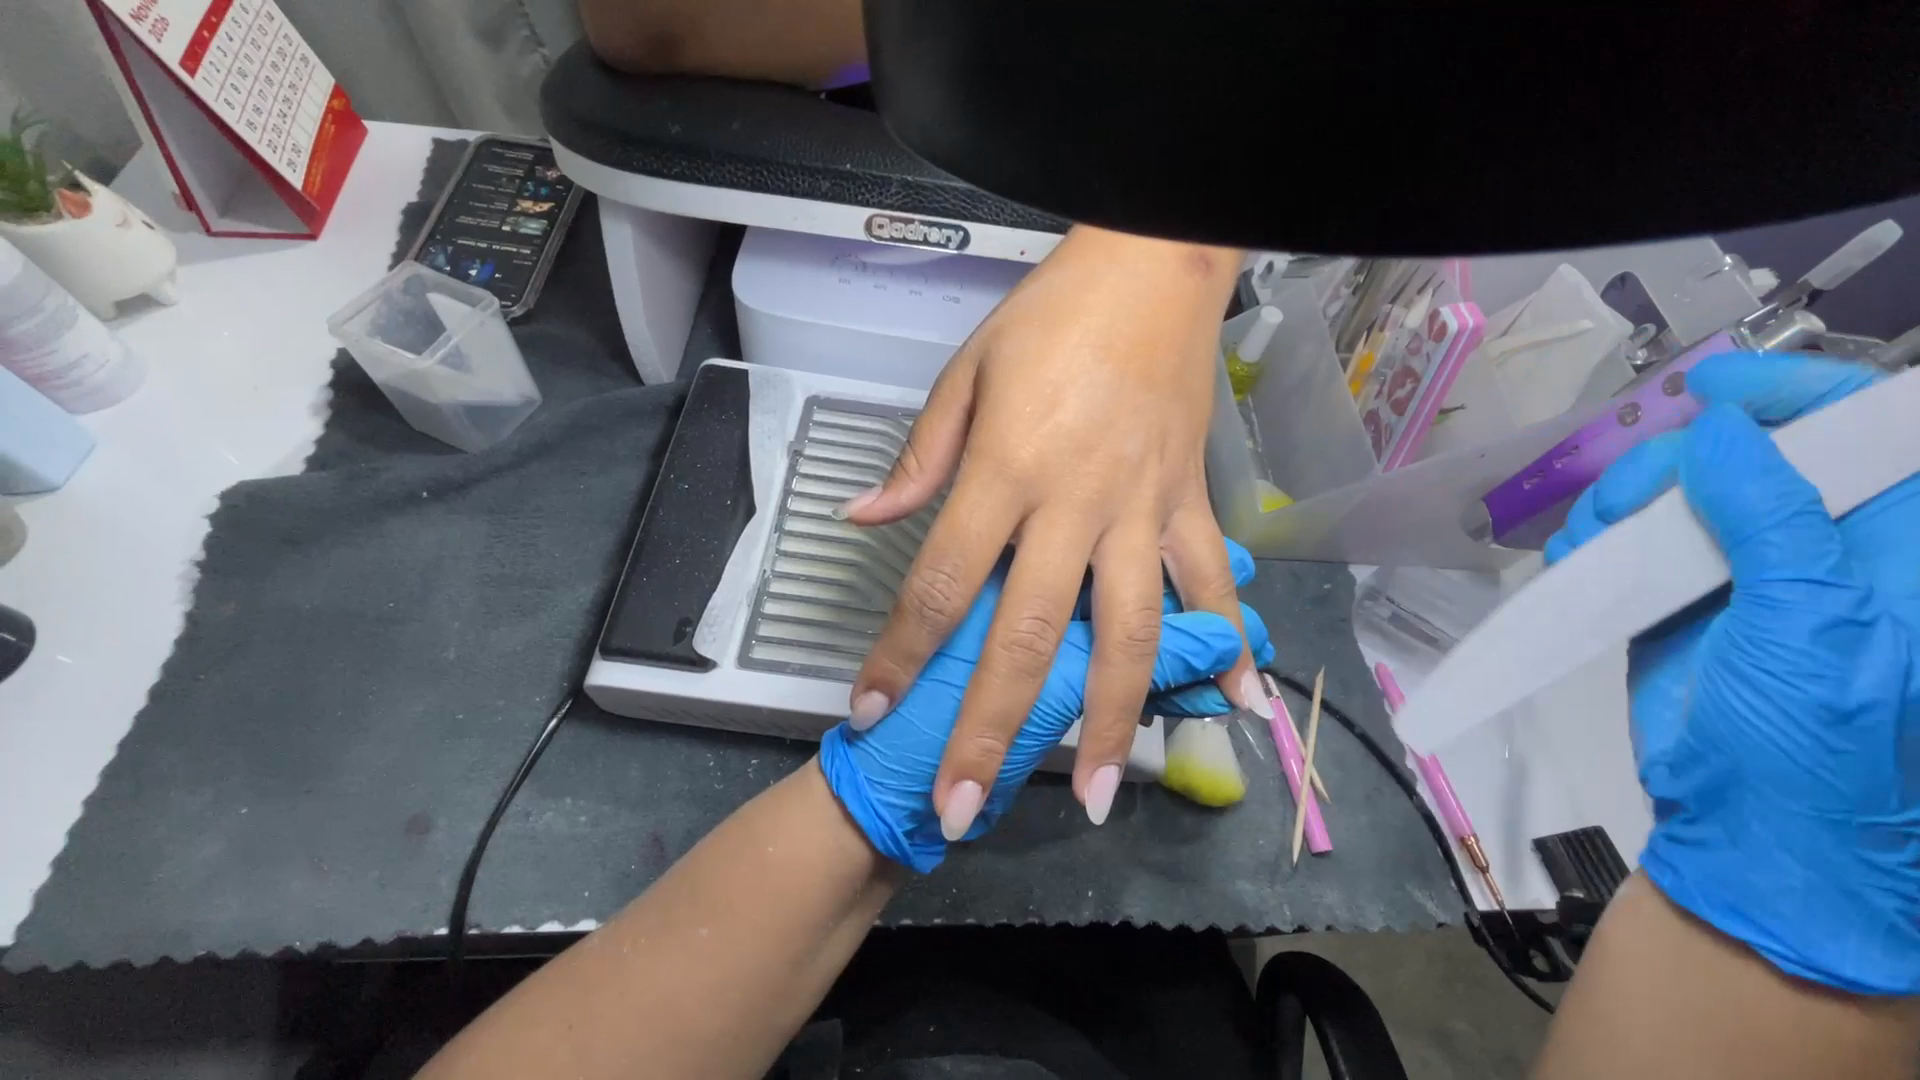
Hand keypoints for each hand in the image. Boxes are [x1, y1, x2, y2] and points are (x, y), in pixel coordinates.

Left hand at [841, 225, 1265, 836]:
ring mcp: (1142, 509)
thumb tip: (864, 519)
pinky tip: (1239, 705)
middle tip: (961, 808)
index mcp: (1004, 471)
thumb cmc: (1046, 316)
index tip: (871, 711)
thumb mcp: (964, 373)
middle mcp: (1073, 505)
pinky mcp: (1192, 501)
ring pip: (1129, 632)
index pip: (940, 582)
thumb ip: (919, 457)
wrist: (1150, 265)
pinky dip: (1227, 643)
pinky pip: (1210, 581)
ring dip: (1115, 720)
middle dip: (992, 729)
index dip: (902, 653)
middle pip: (1028, 635)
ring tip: (1102, 797)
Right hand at [1546, 351, 1919, 994]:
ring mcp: (1743, 572)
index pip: (1860, 432)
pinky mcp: (1678, 597)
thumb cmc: (1815, 739)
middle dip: (1673, 463)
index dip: (1794, 393)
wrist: (1746, 830)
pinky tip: (1578, 559)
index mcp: (1889, 546)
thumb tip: (1721, 430)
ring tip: (1588, 539)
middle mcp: (1818, 546)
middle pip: (1744, 455)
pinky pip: (1633, 539)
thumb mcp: (1814, 627)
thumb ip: (1776, 521)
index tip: (1711, 385)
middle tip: (1621, 499)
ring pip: (1677, 493)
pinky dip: (1594, 538)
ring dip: (1621, 501)